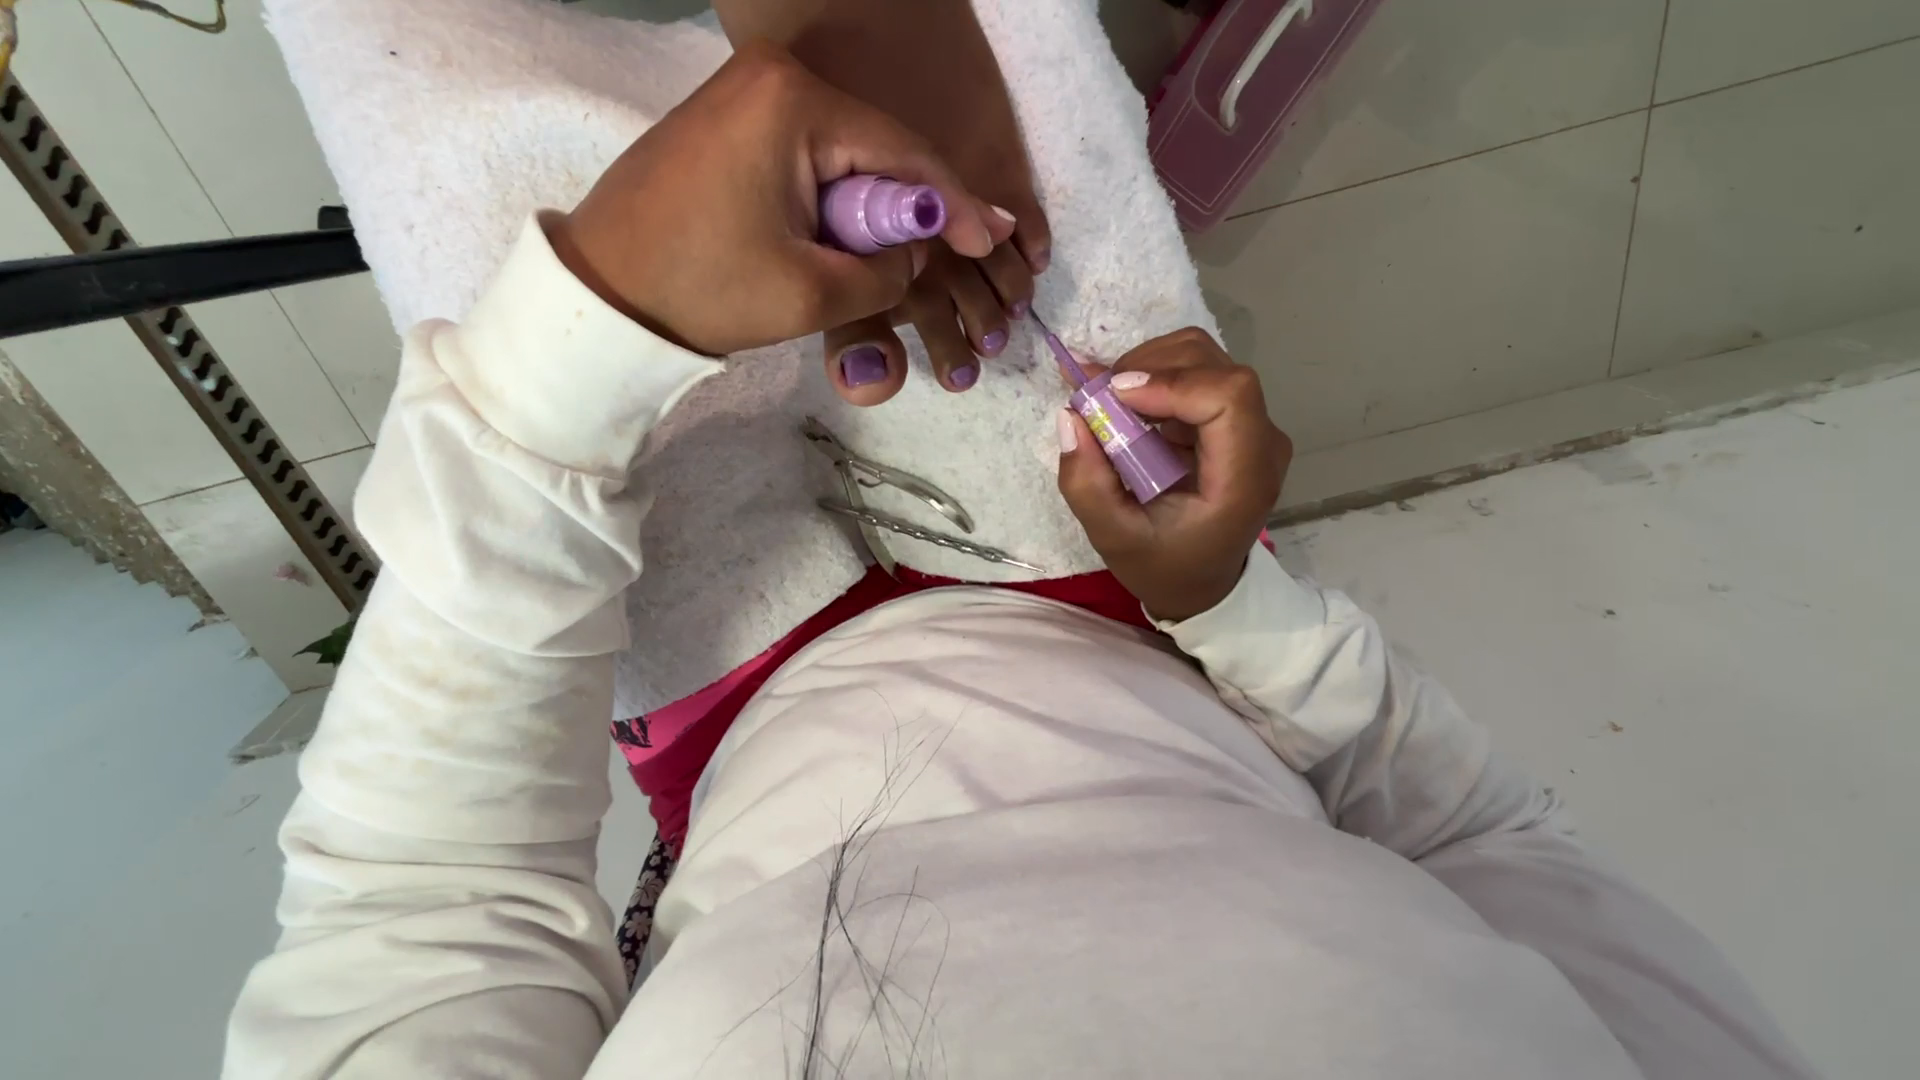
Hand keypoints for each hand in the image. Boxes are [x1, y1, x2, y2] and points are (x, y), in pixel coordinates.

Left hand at [719, 0, 1049, 400]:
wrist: (602, 294)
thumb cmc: (703, 290)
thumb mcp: (814, 294)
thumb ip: (888, 273)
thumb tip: (914, 253)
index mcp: (794, 102)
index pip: (905, 152)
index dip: (956, 205)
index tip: (992, 242)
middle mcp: (772, 78)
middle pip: (877, 147)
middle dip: (910, 211)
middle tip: (945, 258)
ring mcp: (746, 94)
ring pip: (844, 156)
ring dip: (869, 213)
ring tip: (883, 263)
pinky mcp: (730, 121)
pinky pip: (807, 157)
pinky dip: (832, 203)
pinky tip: (838, 241)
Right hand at [1056, 329, 1292, 621]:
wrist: (1201, 582)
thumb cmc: (1163, 566)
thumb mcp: (1114, 539)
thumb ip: (1087, 485)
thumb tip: (1070, 417)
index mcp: (1243, 478)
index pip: (1229, 396)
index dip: (1171, 383)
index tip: (1114, 396)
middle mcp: (1260, 442)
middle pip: (1214, 366)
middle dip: (1148, 367)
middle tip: (1097, 395)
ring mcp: (1252, 426)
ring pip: (1204, 358)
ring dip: (1148, 367)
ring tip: (1108, 399)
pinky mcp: (1234, 418)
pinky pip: (1196, 373)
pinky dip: (1153, 375)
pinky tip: (1123, 402)